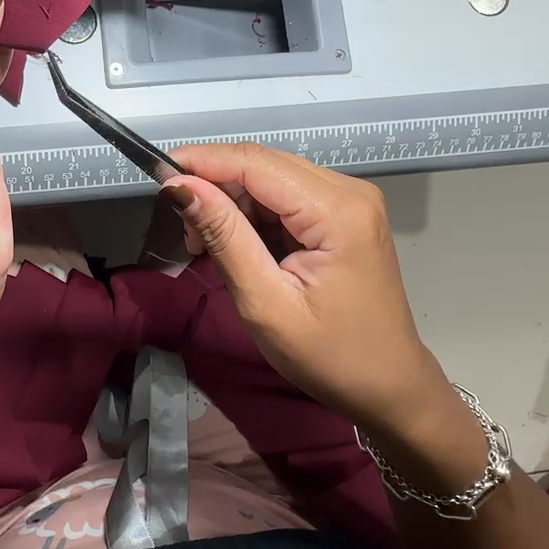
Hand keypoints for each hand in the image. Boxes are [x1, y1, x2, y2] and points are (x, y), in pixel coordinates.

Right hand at [162, 143, 455, 436]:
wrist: (390, 387)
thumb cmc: (330, 357)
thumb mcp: (266, 303)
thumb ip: (224, 237)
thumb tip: (179, 187)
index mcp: (337, 211)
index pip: (256, 163)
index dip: (203, 161)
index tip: (157, 176)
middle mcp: (349, 190)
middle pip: (263, 164)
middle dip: (215, 185)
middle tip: (185, 231)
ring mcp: (350, 198)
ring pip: (270, 176)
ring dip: (231, 201)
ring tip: (209, 245)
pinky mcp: (345, 211)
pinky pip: (285, 193)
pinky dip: (253, 211)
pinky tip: (240, 243)